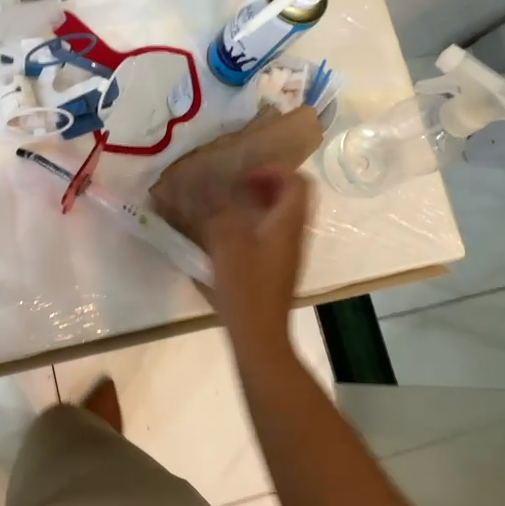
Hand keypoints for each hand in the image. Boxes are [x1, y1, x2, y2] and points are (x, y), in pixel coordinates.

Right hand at [202, 167, 311, 338]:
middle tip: (237, 188)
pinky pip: (276, 233)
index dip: (273, 171)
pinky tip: (231, 238)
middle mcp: (296, 234)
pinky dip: (258, 224)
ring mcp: (290, 253)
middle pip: (294, 196)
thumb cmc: (245, 288)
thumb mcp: (225, 244)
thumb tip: (207, 184)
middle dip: (266, 185)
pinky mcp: (280, 268)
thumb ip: (217, 210)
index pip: (297, 181)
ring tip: (230, 209)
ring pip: (284, 215)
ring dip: (261, 205)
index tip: (244, 178)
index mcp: (288, 223)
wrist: (260, 334)